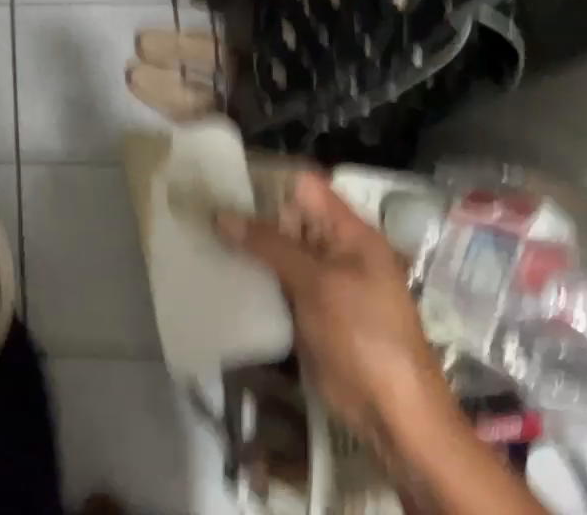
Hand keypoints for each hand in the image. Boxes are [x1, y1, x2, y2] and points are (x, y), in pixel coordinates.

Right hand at [216, 173, 456, 446]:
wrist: (391, 409)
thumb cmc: (364, 334)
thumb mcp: (318, 282)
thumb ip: (269, 245)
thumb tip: (221, 215)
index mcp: (350, 234)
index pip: (305, 187)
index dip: (267, 178)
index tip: (222, 177)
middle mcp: (334, 250)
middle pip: (286, 217)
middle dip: (245, 211)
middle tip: (196, 204)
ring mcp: (319, 281)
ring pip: (275, 250)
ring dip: (242, 244)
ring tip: (195, 231)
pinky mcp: (304, 309)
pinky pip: (272, 281)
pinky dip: (247, 275)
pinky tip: (213, 269)